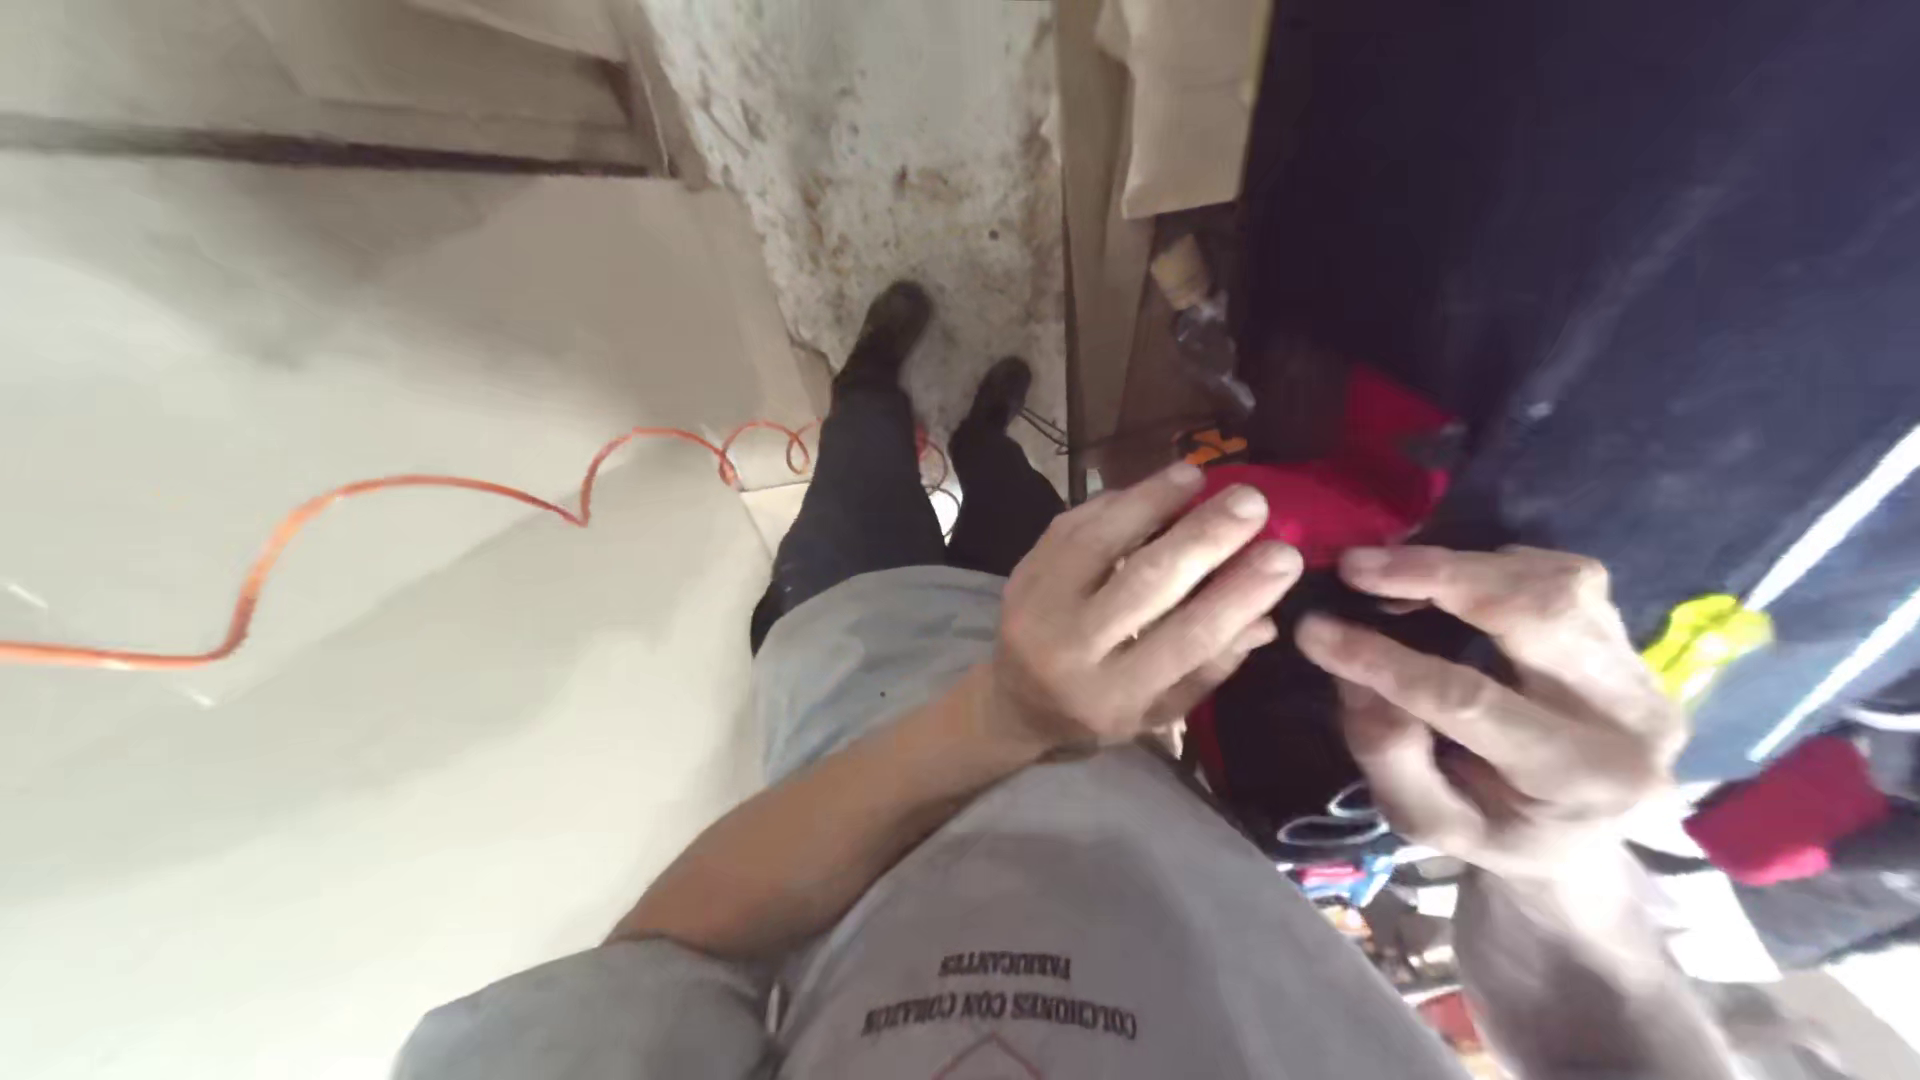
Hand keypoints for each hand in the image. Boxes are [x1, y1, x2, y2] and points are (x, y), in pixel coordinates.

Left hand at [987, 463, 1303, 750]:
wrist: (1014, 698)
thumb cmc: (1097, 711)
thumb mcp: (1157, 710)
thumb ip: (1210, 667)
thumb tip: (1266, 615)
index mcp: (1114, 694)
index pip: (1188, 637)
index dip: (1239, 593)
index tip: (1284, 554)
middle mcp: (1071, 647)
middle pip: (1144, 581)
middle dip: (1203, 536)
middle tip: (1251, 501)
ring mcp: (1039, 604)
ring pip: (1100, 540)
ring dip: (1152, 501)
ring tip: (1197, 476)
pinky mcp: (1024, 571)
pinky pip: (1072, 525)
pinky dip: (1114, 503)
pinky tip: (1151, 488)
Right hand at [1295, 545, 1683, 879]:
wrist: (1578, 831)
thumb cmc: (1490, 827)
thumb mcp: (1422, 819)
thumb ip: (1386, 751)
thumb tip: (1352, 670)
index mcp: (1576, 777)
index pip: (1468, 698)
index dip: (1381, 658)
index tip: (1313, 630)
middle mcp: (1628, 716)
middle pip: (1541, 611)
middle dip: (1437, 576)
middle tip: (1353, 567)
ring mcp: (1639, 668)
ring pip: (1557, 581)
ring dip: (1458, 564)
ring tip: (1385, 569)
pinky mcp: (1623, 636)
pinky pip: (1561, 574)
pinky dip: (1488, 563)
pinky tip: (1438, 577)